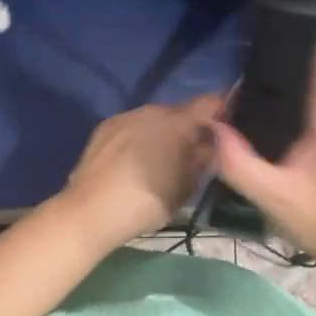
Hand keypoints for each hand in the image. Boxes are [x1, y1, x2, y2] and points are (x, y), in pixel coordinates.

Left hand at [59, 95, 221, 246]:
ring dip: (162, 134)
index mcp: (178, 122)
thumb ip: (203, 161)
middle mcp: (152, 110)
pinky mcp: (104, 128)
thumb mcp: (186, 189)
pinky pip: (132, 127)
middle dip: (188, 129)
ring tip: (160, 161)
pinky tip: (134, 162)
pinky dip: (139, 139)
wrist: (91, 211)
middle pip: (179, 112)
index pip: (210, 103)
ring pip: (153, 120)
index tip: (224, 133)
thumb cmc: (147, 203)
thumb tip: (209, 145)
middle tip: (190, 155)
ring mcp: (125, 117)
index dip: (221, 114)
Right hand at [210, 42, 315, 262]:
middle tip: (245, 55)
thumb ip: (240, 164)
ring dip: (291, 75)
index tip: (267, 29)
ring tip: (251, 73)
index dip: (301, 37)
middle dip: (287, 55)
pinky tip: (269, 103)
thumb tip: (210, 128)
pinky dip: (297, 94)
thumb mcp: (274, 196)